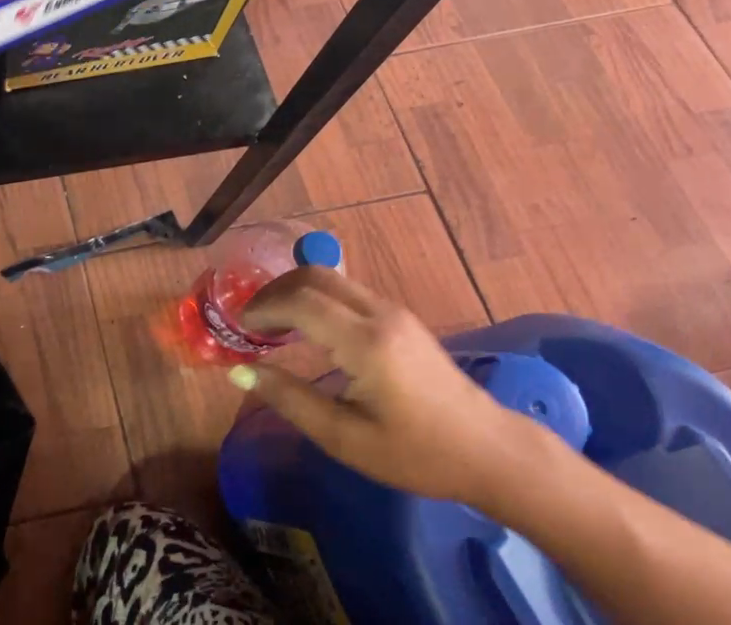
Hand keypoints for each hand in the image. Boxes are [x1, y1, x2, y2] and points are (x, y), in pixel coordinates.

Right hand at [229, 267, 536, 507]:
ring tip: (272, 324)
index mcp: (365, 343)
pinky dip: (315, 298)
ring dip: (294, 292)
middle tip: (250, 320)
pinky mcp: (401, 319)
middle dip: (274, 291)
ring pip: (331, 279)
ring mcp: (394, 313)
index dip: (263, 308)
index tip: (238, 327)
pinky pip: (346, 292)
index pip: (300, 302)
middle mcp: (379, 315)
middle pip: (313, 276)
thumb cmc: (417, 454)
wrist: (491, 452)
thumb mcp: (345, 438)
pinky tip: (305, 328)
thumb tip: (241, 371)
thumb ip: (290, 399)